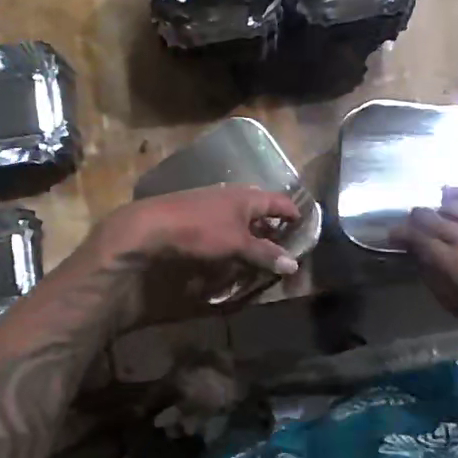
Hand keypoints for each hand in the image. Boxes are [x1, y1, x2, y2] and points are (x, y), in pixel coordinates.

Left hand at [90, 185, 302, 275]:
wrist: (152, 226)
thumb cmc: (201, 230)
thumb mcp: (237, 244)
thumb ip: (265, 253)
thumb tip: (293, 264)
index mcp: (247, 196)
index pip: (280, 201)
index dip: (294, 213)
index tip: (304, 227)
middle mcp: (231, 194)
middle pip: (260, 207)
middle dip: (272, 224)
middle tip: (283, 243)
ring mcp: (211, 201)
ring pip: (240, 215)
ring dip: (251, 231)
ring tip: (258, 250)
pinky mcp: (195, 213)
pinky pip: (223, 222)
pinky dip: (232, 234)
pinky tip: (229, 248)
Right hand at [392, 187, 457, 348]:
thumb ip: (436, 282)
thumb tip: (420, 261)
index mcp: (452, 262)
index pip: (416, 238)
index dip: (399, 235)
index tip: (392, 237)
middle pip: (430, 217)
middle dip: (414, 220)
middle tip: (410, 226)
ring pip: (453, 205)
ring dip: (436, 209)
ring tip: (431, 214)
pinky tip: (451, 194)